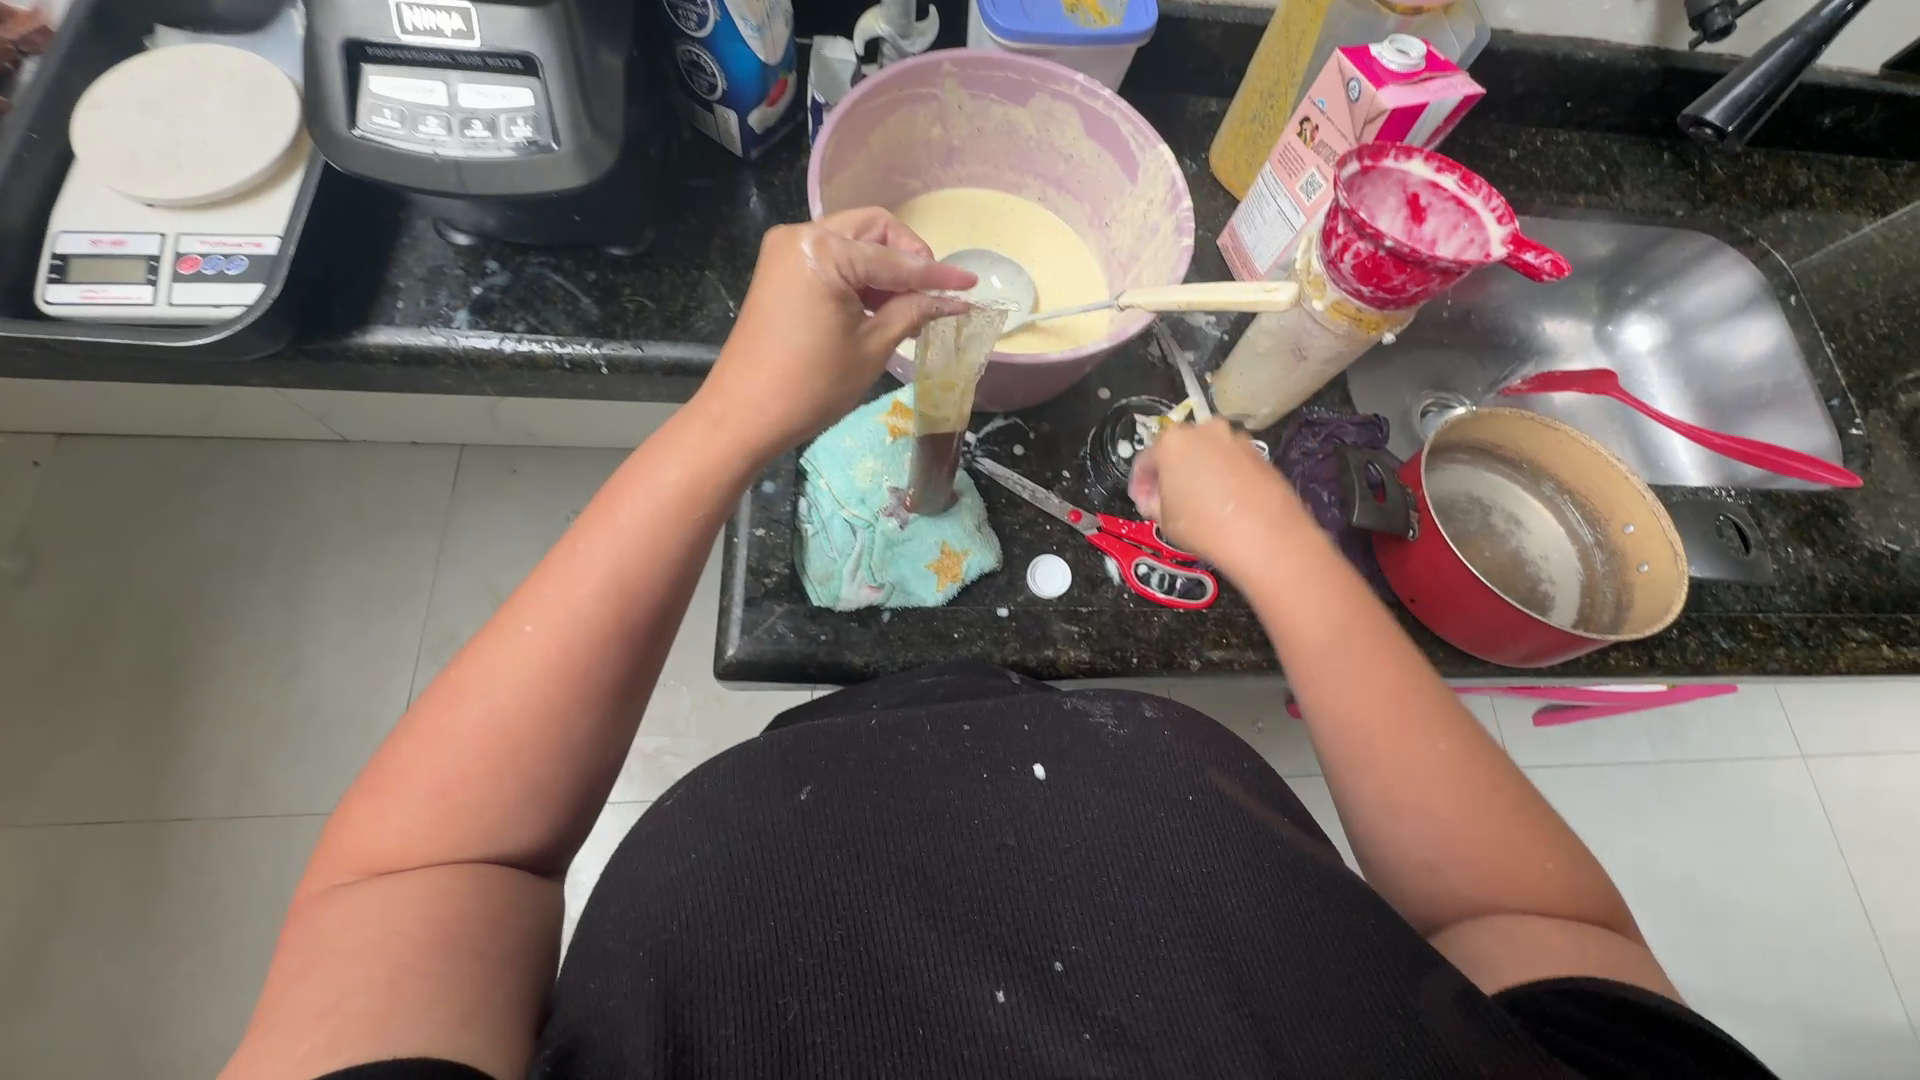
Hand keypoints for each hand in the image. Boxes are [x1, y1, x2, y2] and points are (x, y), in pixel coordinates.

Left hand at [696, 208, 976, 460]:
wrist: (744, 414)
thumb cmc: (811, 385)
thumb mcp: (872, 347)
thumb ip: (913, 312)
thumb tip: (951, 301)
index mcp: (825, 250)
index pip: (896, 259)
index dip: (937, 275)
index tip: (970, 285)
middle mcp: (802, 236)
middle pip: (873, 230)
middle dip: (908, 259)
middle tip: (931, 295)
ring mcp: (787, 252)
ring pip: (853, 243)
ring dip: (884, 269)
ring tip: (909, 309)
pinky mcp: (780, 273)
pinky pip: (832, 261)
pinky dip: (860, 279)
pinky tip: (880, 308)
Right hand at [1128, 419, 1313, 572]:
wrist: (1266, 535)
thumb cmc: (1204, 525)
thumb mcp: (1163, 520)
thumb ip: (1153, 502)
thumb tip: (1155, 498)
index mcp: (1172, 442)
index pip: (1145, 460)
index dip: (1140, 484)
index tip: (1142, 502)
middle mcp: (1204, 431)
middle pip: (1178, 450)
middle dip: (1170, 473)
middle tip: (1168, 500)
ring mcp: (1236, 439)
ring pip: (1207, 454)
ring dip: (1198, 472)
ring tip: (1200, 502)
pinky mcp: (1259, 453)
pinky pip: (1231, 462)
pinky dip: (1223, 476)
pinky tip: (1225, 501)